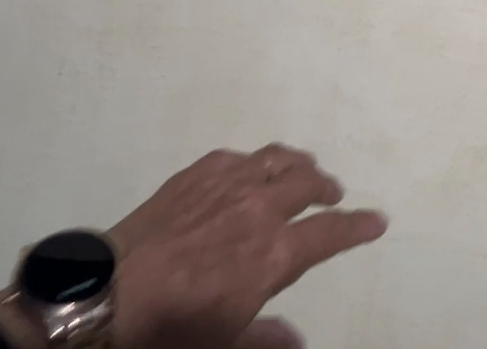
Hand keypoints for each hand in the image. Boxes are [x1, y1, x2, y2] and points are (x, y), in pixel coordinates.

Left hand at [108, 144, 386, 348]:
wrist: (109, 296)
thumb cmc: (173, 329)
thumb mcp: (225, 342)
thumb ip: (267, 337)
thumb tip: (300, 339)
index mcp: (274, 254)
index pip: (331, 233)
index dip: (358, 226)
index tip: (376, 220)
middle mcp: (260, 209)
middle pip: (308, 183)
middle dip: (327, 187)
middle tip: (333, 193)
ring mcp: (229, 183)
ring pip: (278, 159)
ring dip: (297, 164)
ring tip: (303, 170)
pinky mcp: (200, 171)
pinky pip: (239, 157)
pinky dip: (254, 163)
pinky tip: (249, 171)